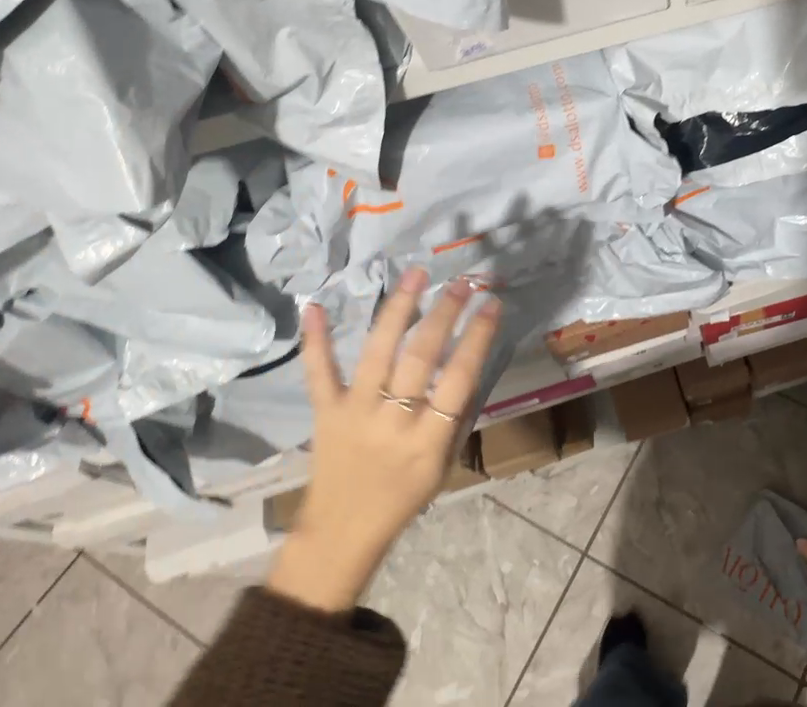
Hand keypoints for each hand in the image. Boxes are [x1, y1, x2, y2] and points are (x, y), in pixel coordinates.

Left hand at [267, 269, 499, 612]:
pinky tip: (314, 305)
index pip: (460, 379)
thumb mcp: (445, 465)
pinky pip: (319, 373)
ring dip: (397, 310)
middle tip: (461, 282)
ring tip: (415, 275)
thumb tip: (472, 363)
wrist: (343, 532)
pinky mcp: (324, 412)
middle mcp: (392, 422)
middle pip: (421, 358)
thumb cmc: (404, 497)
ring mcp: (354, 413)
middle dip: (444, 315)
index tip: (491, 305)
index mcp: (428, 441)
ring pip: (377, 354)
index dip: (477, 338)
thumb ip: (456, 418)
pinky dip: (315, 340)